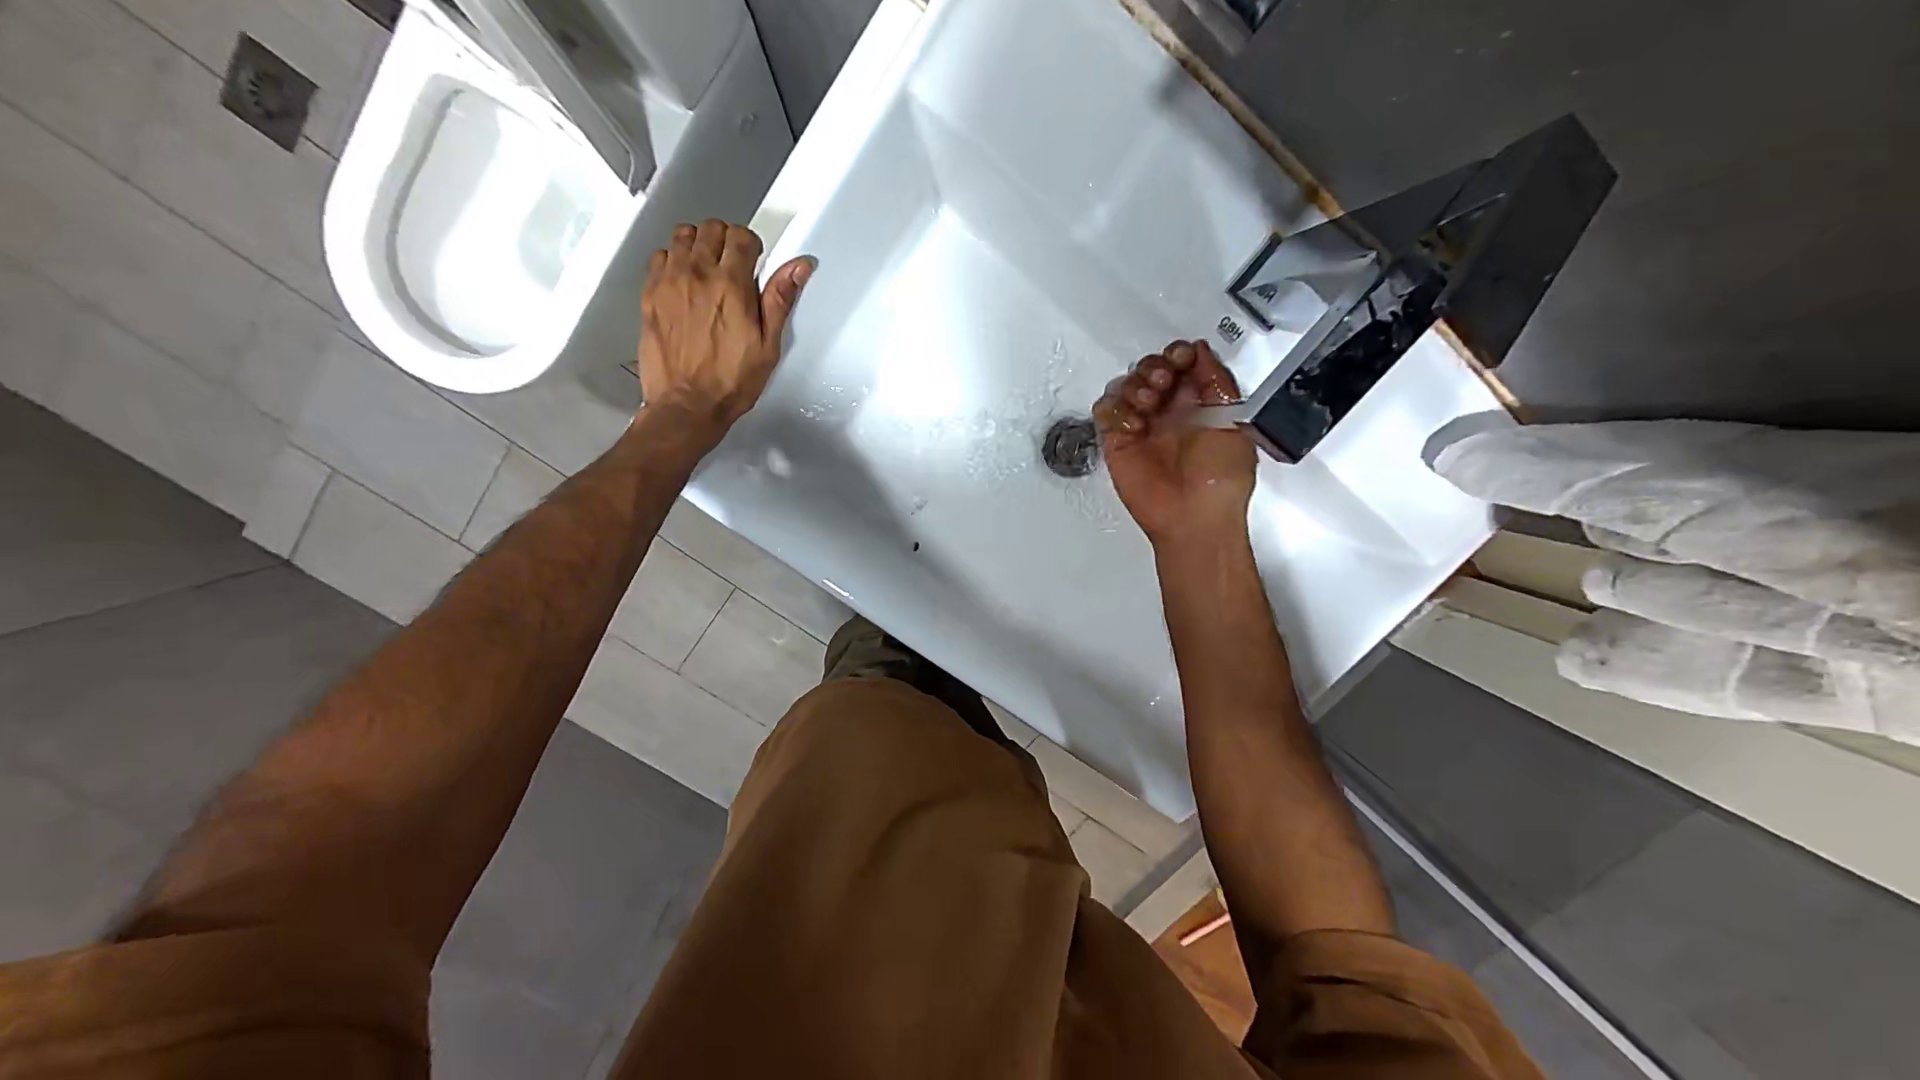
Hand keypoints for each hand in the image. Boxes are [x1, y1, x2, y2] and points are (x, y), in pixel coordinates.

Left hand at [639, 219, 813, 433]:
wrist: (687, 405)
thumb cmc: (730, 382)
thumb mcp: (768, 345)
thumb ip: (780, 299)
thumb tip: (799, 267)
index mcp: (731, 286)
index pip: (741, 237)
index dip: (752, 246)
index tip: (754, 263)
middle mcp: (698, 275)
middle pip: (712, 229)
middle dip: (727, 241)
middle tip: (733, 265)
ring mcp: (669, 282)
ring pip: (683, 236)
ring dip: (699, 245)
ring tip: (708, 270)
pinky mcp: (650, 294)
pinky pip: (660, 256)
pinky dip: (674, 259)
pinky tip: (685, 281)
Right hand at [1094, 340, 1256, 546]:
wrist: (1194, 517)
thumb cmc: (1221, 481)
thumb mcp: (1234, 420)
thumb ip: (1217, 381)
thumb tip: (1200, 351)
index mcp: (1198, 404)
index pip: (1181, 363)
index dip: (1178, 353)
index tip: (1180, 357)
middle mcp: (1168, 413)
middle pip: (1149, 368)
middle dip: (1154, 366)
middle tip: (1163, 382)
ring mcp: (1141, 427)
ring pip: (1125, 384)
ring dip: (1134, 385)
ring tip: (1149, 403)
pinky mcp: (1118, 442)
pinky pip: (1105, 410)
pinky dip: (1116, 408)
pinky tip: (1134, 424)